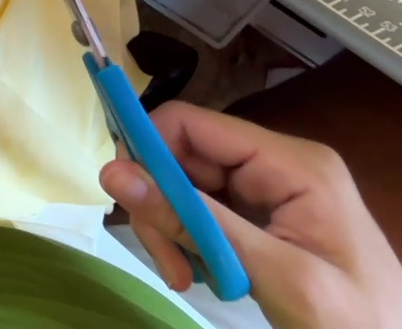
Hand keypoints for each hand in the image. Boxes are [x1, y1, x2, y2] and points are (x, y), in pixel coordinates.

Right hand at [100, 103, 401, 328]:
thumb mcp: (278, 278)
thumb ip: (195, 223)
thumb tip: (110, 172)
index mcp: (291, 161)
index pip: (190, 123)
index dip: (147, 149)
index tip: (126, 198)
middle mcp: (276, 163)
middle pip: (182, 156)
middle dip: (162, 204)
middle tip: (166, 262)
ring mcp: (271, 190)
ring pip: (185, 185)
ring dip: (173, 229)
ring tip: (185, 278)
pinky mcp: (264, 217)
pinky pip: (202, 210)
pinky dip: (189, 241)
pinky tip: (202, 275)